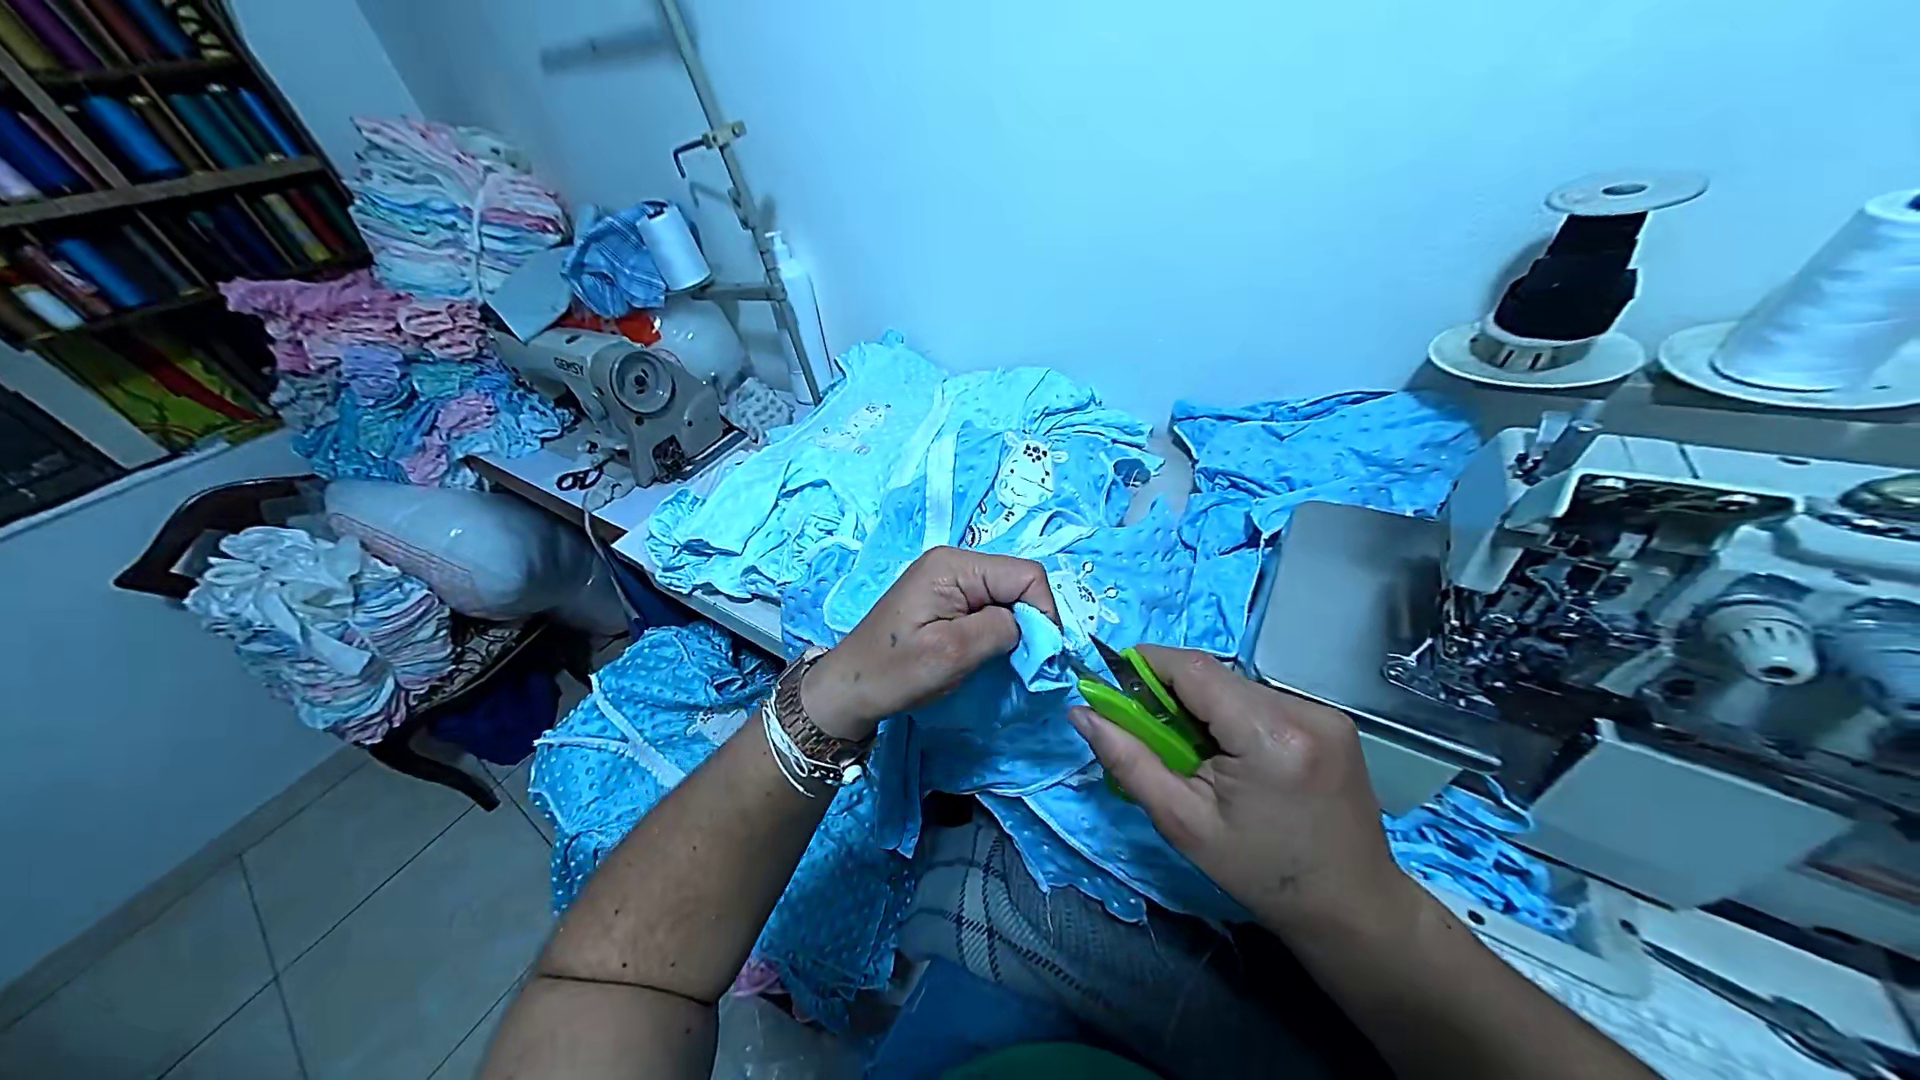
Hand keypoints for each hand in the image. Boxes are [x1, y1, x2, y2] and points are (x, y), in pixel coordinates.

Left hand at [802, 547, 1056, 741]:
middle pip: (1018, 583)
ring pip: (1008, 596)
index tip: (1036, 653)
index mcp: (955, 565)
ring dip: (1013, 628)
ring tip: (998, 658)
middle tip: (1017, 661)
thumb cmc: (895, 671)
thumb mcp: (952, 652)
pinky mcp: (947, 597)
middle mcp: (955, 562)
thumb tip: (1034, 625)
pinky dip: (997, 630)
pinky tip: (984, 651)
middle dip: (1028, 621)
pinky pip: (990, 606)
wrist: (848, 688)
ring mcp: (950, 578)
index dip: (1042, 612)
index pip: (1027, 574)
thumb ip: (1001, 629)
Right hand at [1068, 645, 1415, 932]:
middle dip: (1172, 692)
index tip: (1114, 683)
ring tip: (1197, 753)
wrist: (1352, 909)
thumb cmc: (1260, 873)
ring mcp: (1324, 712)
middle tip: (1150, 731)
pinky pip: (1262, 699)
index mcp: (1268, 736)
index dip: (1146, 664)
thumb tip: (1080, 712)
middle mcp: (1303, 710)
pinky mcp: (1332, 720)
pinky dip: (1233, 714)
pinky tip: (1233, 755)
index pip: (1194, 668)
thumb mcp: (1182, 822)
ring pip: (1236, 686)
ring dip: (1203, 705)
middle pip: (1214, 676)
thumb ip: (1128, 760)